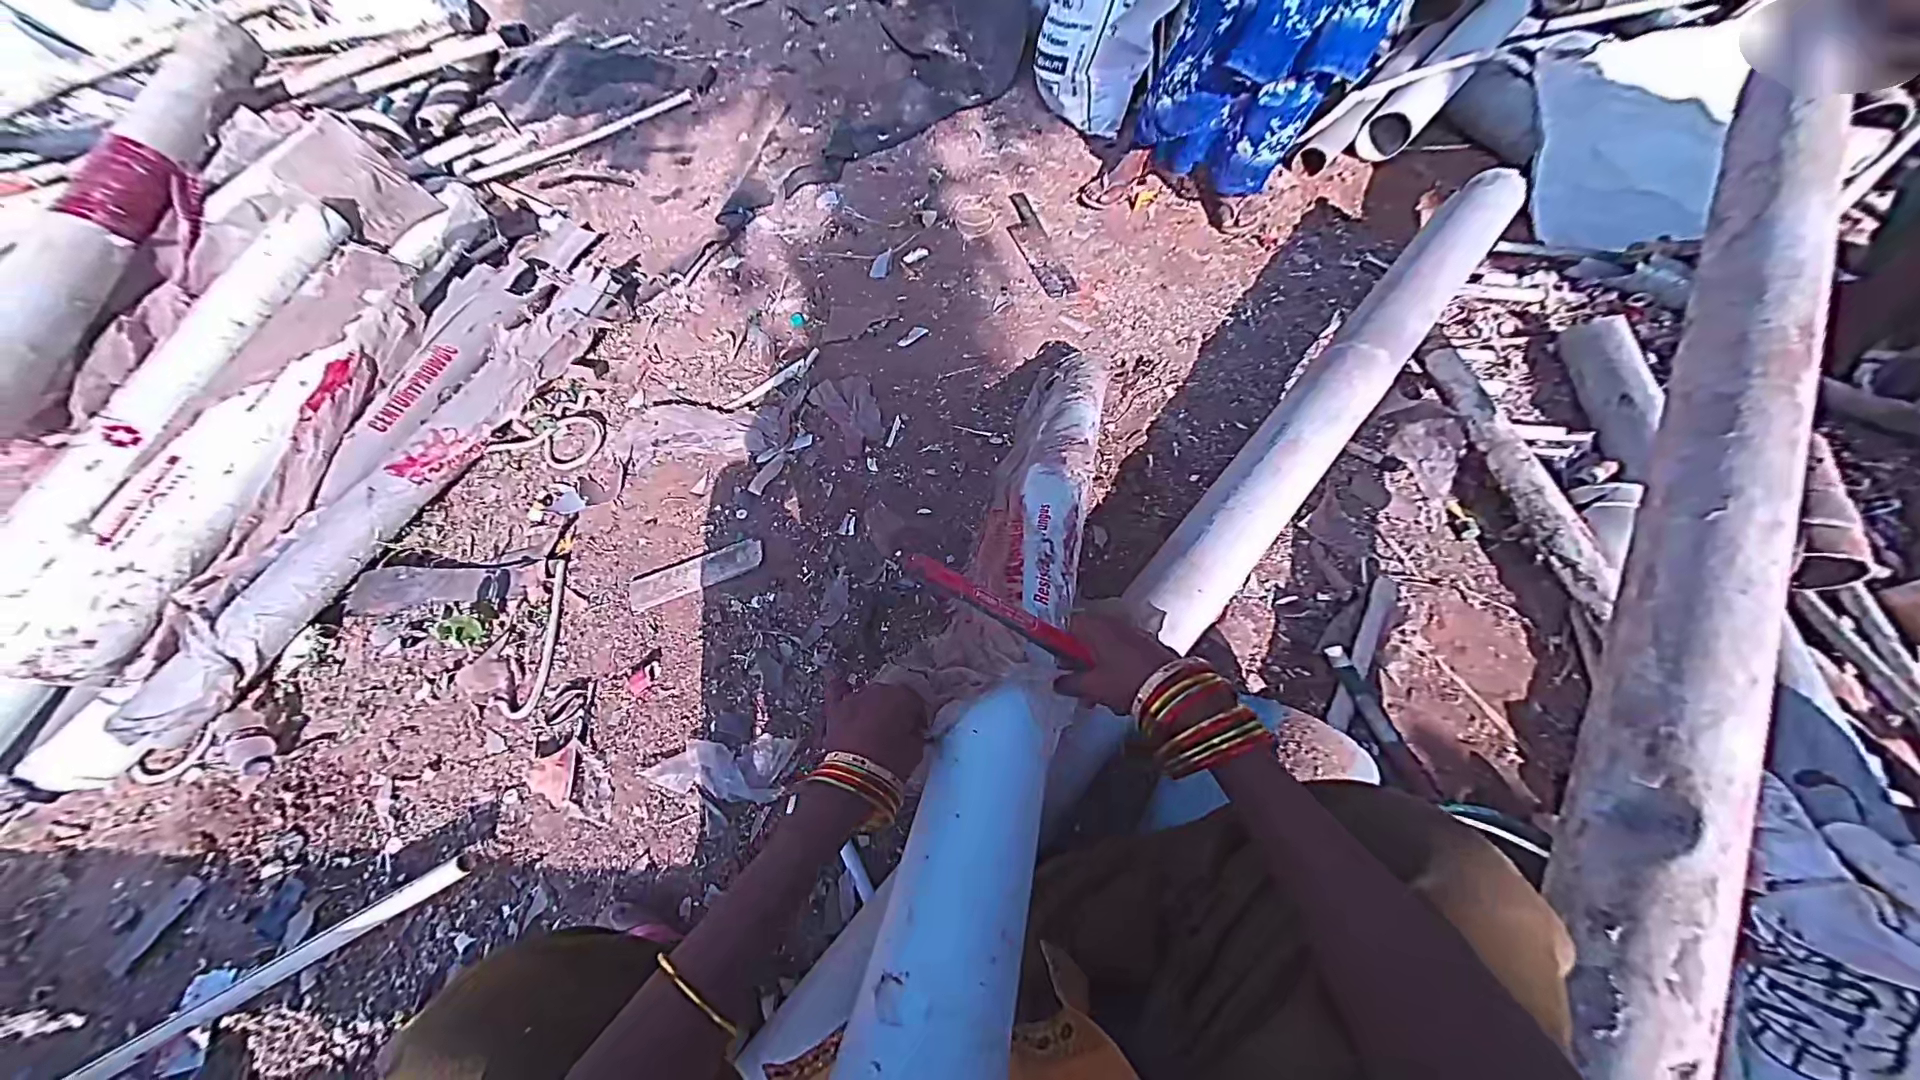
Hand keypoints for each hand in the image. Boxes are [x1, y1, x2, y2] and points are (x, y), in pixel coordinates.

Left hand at [822, 681, 927, 779]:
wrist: (856, 776)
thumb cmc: (890, 763)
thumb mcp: (916, 750)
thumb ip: (916, 734)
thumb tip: (913, 732)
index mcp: (904, 697)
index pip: (916, 701)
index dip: (918, 716)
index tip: (918, 729)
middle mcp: (880, 690)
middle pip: (891, 695)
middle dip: (895, 710)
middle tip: (896, 730)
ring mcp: (855, 697)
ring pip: (868, 694)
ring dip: (872, 705)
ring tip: (873, 723)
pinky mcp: (835, 708)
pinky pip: (837, 690)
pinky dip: (841, 689)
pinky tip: (843, 689)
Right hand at [1052, 612, 1181, 713]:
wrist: (1172, 688)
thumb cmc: (1125, 681)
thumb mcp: (1092, 686)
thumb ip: (1069, 683)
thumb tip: (1057, 683)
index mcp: (1095, 626)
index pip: (1068, 624)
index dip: (1059, 643)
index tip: (1058, 663)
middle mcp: (1113, 623)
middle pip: (1086, 638)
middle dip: (1079, 663)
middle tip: (1075, 684)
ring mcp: (1132, 634)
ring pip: (1105, 650)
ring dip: (1097, 671)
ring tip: (1097, 698)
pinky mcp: (1147, 646)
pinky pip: (1122, 655)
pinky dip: (1115, 671)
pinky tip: (1117, 695)